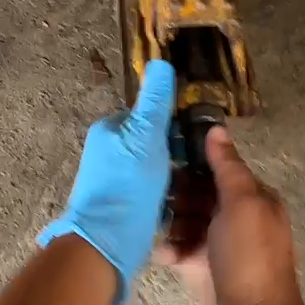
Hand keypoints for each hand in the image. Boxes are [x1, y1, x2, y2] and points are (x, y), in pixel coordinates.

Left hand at [36, 61, 175, 304]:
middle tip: (198, 166)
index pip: (148, 116)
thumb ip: (154, 102)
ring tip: (193, 188)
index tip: (196, 138)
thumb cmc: (128, 185)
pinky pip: (149, 193)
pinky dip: (164, 197)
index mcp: (110, 130)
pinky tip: (179, 207)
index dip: (173, 124)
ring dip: (172, 176)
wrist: (106, 243)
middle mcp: (106, 152)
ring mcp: (111, 181)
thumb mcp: (146, 137)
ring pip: (152, 170)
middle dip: (175, 153)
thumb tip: (160, 62)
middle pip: (151, 143)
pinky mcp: (120, 207)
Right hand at [160, 127, 304, 304]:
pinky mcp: (202, 266)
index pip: (220, 167)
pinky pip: (180, 247)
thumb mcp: (242, 203)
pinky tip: (166, 256)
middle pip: (199, 191)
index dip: (194, 160)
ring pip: (186, 218)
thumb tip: (217, 128)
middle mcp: (237, 215)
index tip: (164, 154)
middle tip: (158, 196)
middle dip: (178, 193)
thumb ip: (227, 166)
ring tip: (165, 232)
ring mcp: (219, 242)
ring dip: (172, 222)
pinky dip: (171, 249)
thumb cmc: (250, 258)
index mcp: (253, 197)